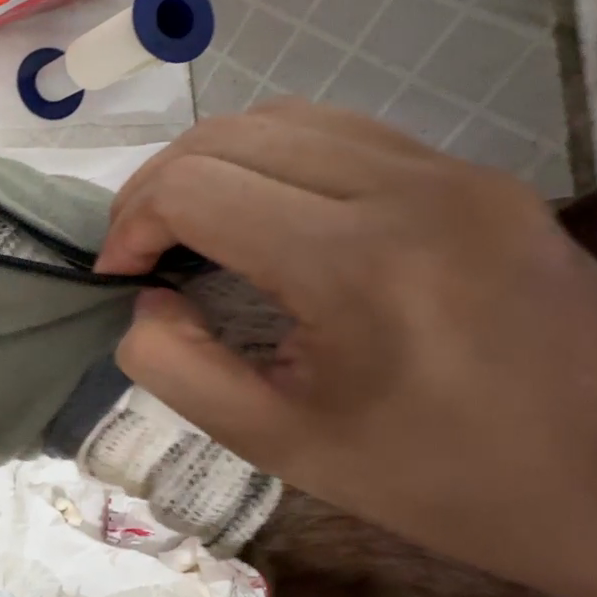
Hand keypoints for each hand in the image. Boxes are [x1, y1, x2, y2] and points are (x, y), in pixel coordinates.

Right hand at [97, 97, 596, 596]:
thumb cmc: (439, 478)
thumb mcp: (274, 443)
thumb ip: (173, 365)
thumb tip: (147, 298)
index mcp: (357, 264)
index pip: (191, 188)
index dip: (129, 225)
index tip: (120, 275)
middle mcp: (410, 192)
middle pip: (226, 137)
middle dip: (154, 187)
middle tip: (139, 248)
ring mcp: (454, 175)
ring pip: (281, 118)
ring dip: (208, 163)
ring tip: (187, 223)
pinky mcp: (476, 179)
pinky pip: (339, 132)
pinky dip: (269, 159)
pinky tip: (259, 213)